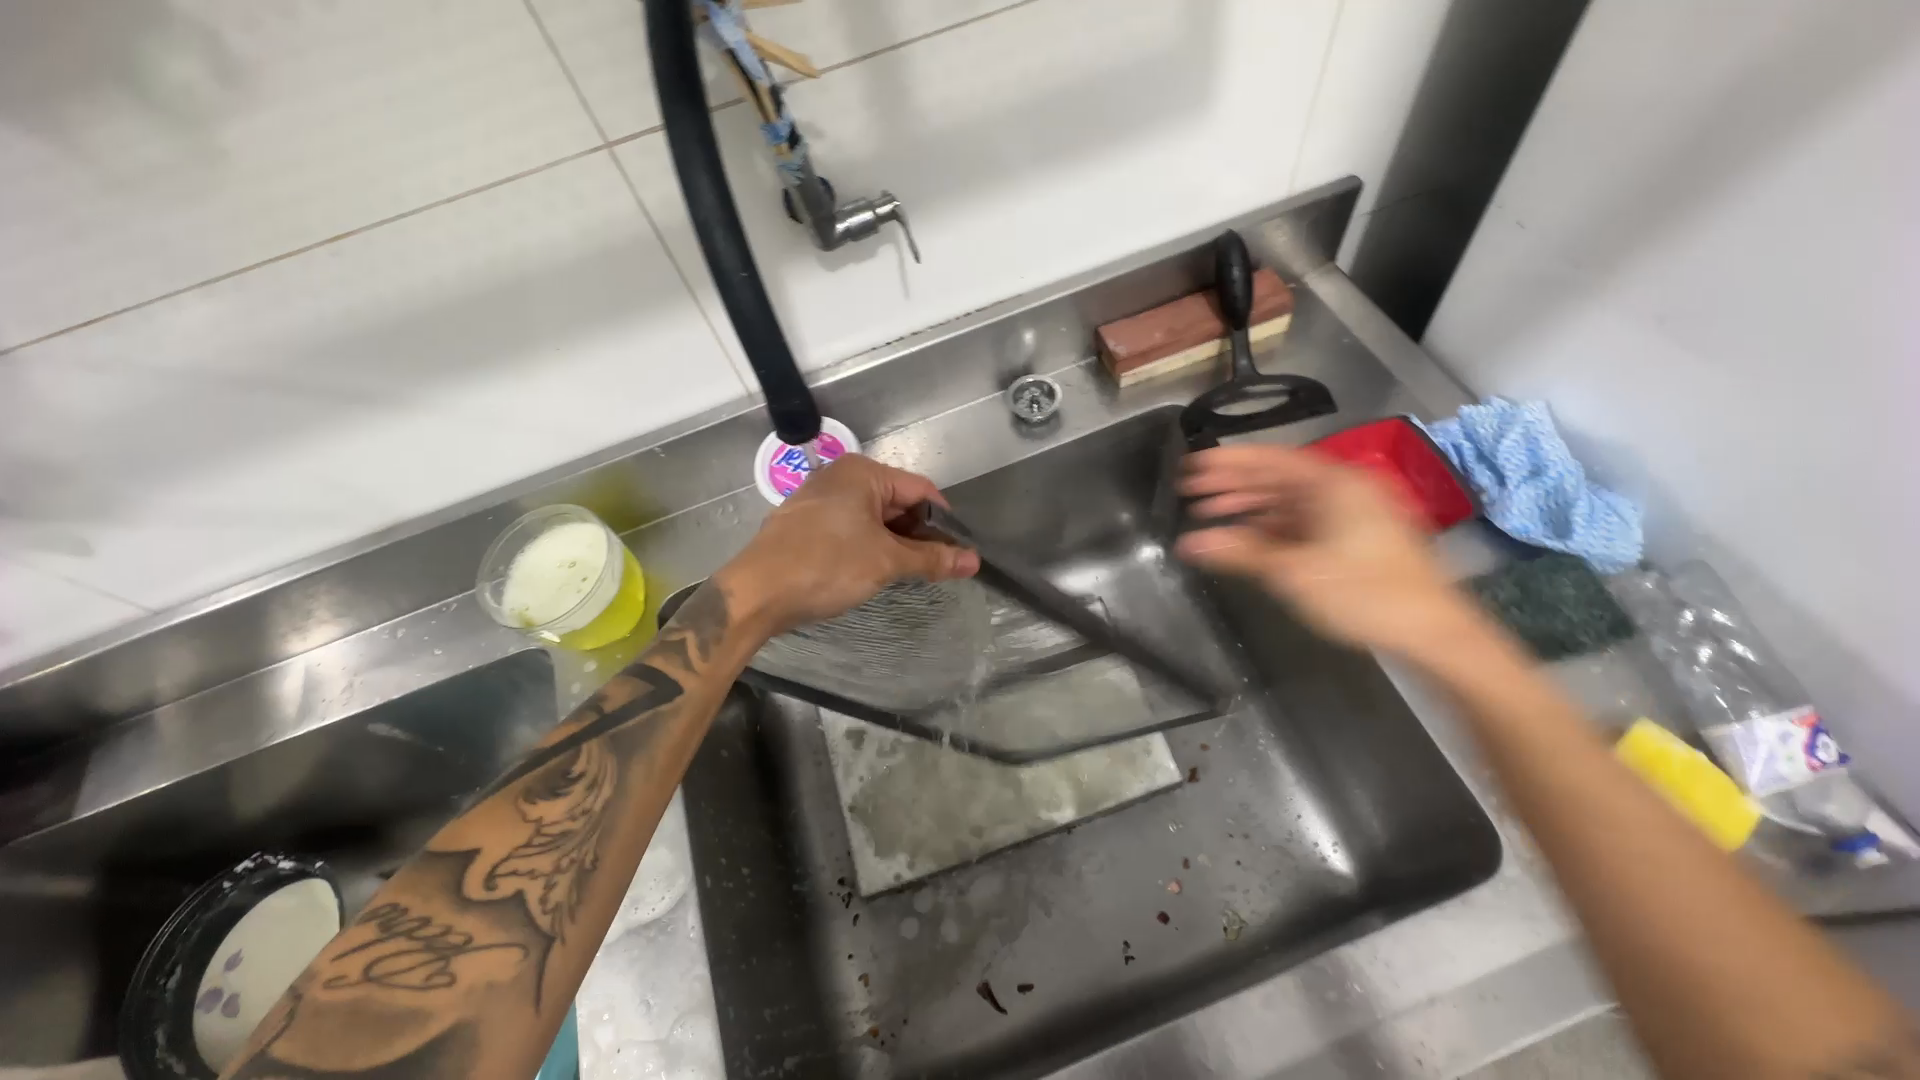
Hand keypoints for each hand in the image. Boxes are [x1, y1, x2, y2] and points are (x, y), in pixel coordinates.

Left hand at [715, 454, 980, 637]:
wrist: (756, 593)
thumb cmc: (826, 566)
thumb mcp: (886, 562)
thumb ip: (932, 558)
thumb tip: (974, 561)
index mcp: (862, 472)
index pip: (921, 490)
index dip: (945, 521)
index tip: (961, 552)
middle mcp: (840, 477)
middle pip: (897, 502)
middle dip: (919, 535)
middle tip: (939, 568)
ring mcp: (819, 500)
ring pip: (873, 518)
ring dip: (895, 544)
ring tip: (911, 574)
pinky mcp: (806, 524)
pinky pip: (851, 529)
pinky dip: (869, 547)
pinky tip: (874, 572)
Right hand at [1174, 444, 1478, 655]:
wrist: (1433, 632)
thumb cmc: (1365, 594)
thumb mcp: (1295, 573)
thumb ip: (1240, 552)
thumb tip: (1189, 542)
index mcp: (1334, 484)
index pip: (1270, 460)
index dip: (1228, 463)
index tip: (1191, 468)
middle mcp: (1343, 490)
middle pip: (1278, 479)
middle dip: (1233, 485)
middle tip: (1190, 492)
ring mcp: (1351, 515)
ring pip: (1289, 502)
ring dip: (1250, 507)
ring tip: (1209, 516)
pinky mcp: (1354, 540)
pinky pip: (1302, 523)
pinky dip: (1272, 527)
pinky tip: (1246, 539)